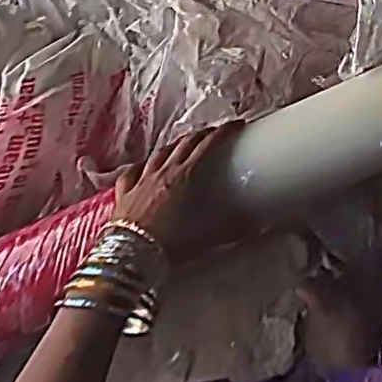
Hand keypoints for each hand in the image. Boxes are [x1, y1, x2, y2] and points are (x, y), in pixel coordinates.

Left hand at [113, 122, 241, 251]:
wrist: (128, 257)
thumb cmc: (168, 244)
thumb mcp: (204, 236)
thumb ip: (231, 229)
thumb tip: (257, 227)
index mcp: (185, 176)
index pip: (208, 145)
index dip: (224, 132)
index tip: (237, 125)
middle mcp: (163, 171)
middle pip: (185, 143)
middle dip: (203, 133)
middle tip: (216, 133)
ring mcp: (141, 180)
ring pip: (161, 152)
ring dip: (177, 144)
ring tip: (185, 143)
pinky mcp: (124, 192)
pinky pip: (133, 171)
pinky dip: (143, 165)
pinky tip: (145, 166)